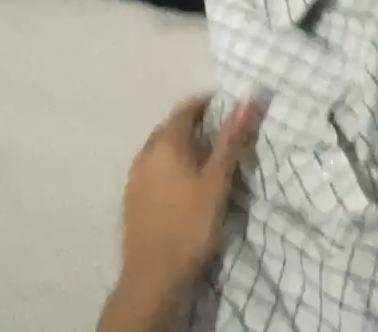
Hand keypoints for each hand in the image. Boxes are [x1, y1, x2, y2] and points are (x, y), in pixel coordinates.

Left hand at [97, 94, 262, 331]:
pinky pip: (152, 168)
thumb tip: (247, 100)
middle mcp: (145, 155)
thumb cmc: (191, 222)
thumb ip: (231, 139)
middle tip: (219, 131)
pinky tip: (183, 182)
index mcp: (165, 144)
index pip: (185, 110)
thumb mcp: (218, 180)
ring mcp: (134, 178)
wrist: (153, 277)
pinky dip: (169, 164)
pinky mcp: (131, 200)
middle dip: (193, 123)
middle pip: (169, 127)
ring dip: (180, 144)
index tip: (226, 105)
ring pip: (159, 149)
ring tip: (205, 156)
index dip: (205, 103)